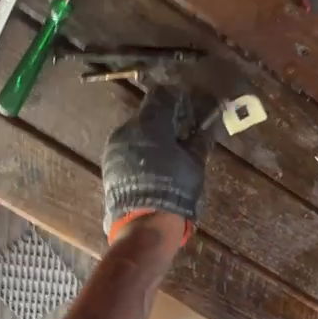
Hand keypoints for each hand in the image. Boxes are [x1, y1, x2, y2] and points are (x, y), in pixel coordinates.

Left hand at [102, 85, 216, 242]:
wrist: (144, 223)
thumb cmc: (175, 188)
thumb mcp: (194, 162)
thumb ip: (200, 139)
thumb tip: (208, 125)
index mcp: (149, 123)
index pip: (163, 95)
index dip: (179, 100)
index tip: (191, 112)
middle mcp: (127, 129)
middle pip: (147, 114)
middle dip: (165, 120)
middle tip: (182, 135)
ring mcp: (114, 148)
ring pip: (136, 132)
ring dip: (152, 137)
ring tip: (168, 154)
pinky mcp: (109, 165)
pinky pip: (128, 149)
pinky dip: (141, 152)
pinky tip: (153, 167)